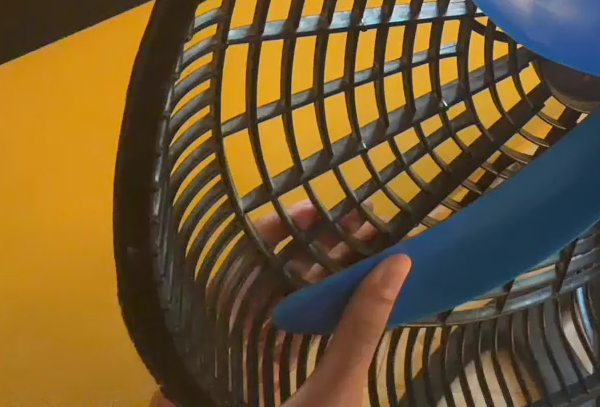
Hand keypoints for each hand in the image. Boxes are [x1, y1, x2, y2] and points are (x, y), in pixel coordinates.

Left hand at [149, 202, 411, 406]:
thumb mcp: (333, 399)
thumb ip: (360, 327)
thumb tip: (398, 261)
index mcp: (202, 367)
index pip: (227, 275)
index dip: (267, 236)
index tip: (311, 212)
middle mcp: (207, 367)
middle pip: (256, 286)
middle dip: (307, 251)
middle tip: (355, 225)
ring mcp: (234, 377)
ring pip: (273, 309)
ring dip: (318, 276)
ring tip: (361, 247)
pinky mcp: (258, 390)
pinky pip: (282, 334)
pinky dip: (316, 309)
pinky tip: (349, 289)